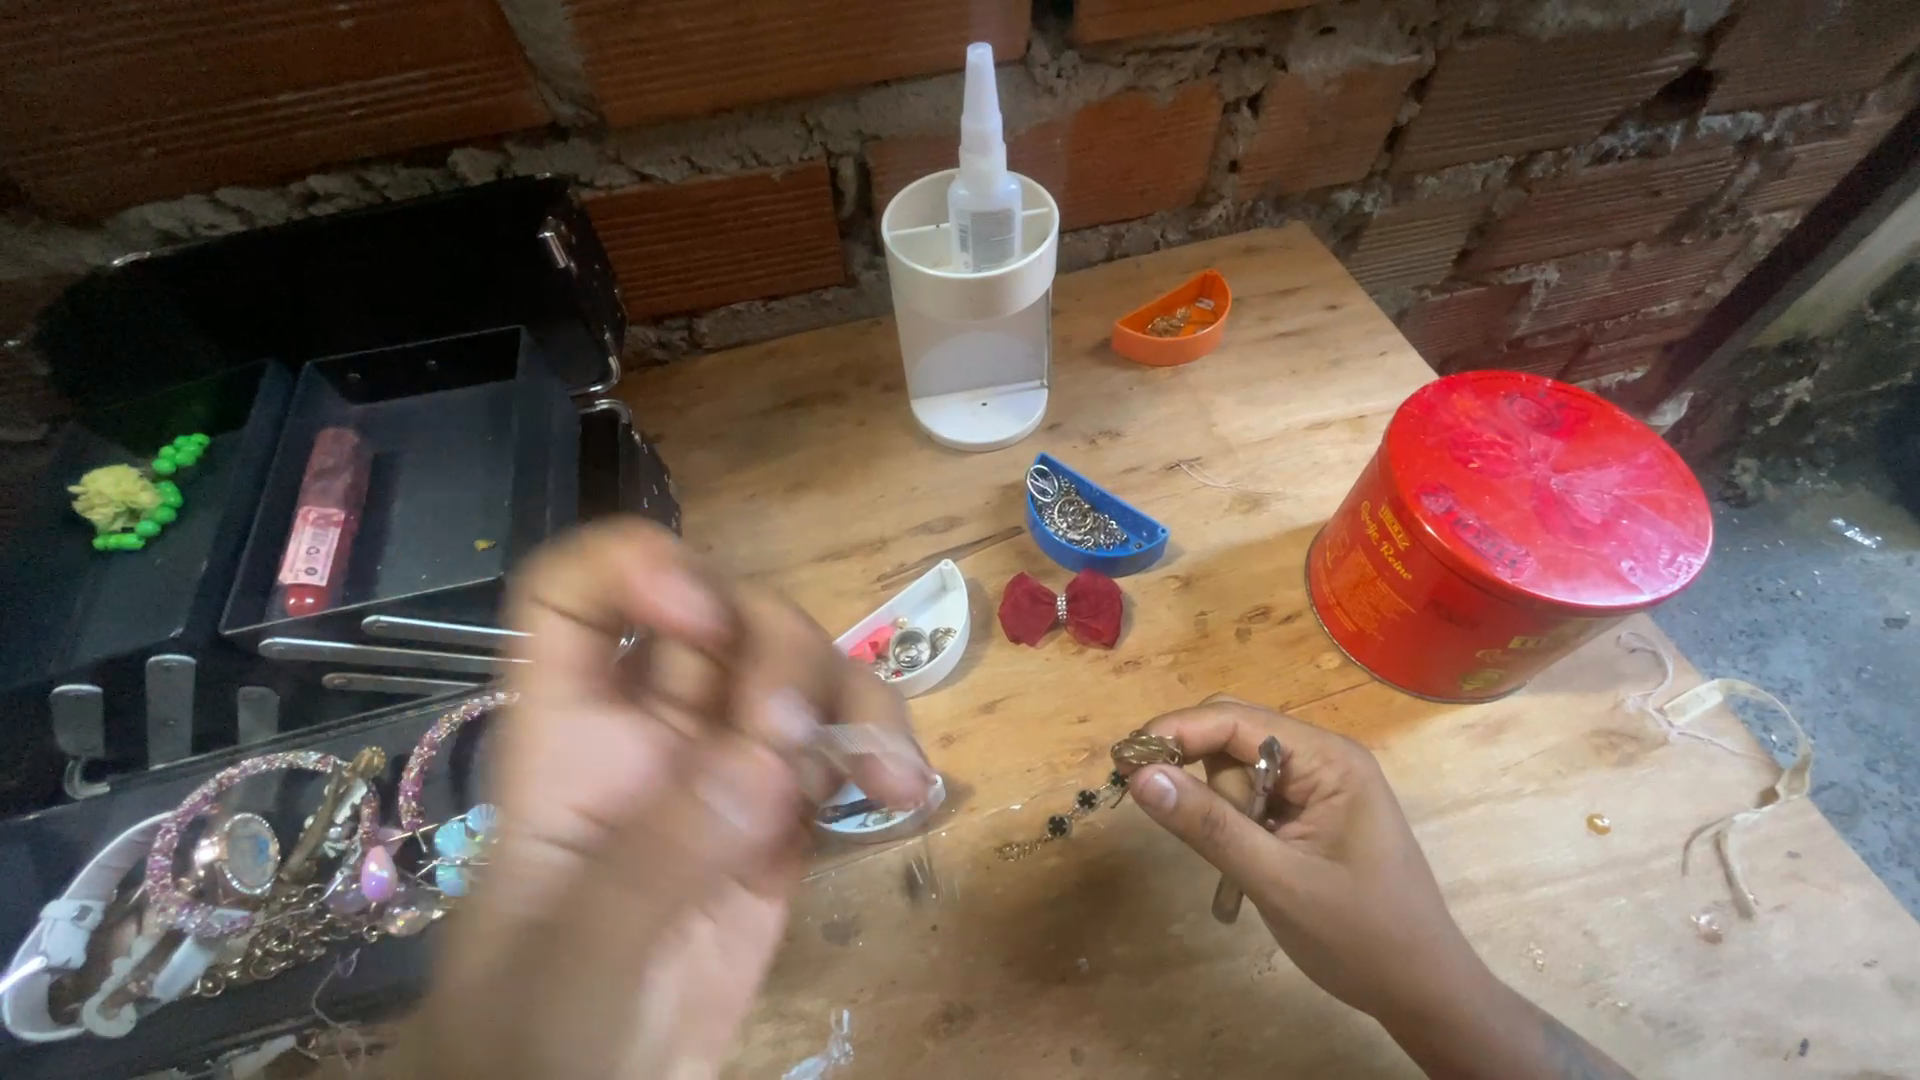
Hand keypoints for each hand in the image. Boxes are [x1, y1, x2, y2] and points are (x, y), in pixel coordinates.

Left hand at [397, 519, 931, 1079]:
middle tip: (788, 736)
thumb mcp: (570, 963)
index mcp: (573, 737)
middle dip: (776, 650)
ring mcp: (732, 762)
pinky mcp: (790, 807)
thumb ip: (652, 866)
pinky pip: (847, 740)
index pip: (576, 597)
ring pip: (801, 665)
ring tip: (876, 774)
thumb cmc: (539, 1040)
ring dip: (849, 696)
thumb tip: (764, 766)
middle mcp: (657, 728)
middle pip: (725, 612)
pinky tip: (906, 793)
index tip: (695, 612)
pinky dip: (887, 749)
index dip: (631, 567)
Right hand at [1123, 698, 1634, 1079]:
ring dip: (1216, 801)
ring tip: (1238, 858)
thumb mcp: (1277, 881)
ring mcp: (1316, 782)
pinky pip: (1248, 793)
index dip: (1175, 732)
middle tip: (1156, 803)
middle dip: (1193, 765)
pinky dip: (1229, 817)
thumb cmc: (1361, 937)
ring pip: (1233, 765)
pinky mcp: (1307, 809)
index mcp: (1328, 758)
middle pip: (1231, 733)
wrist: (1425, 996)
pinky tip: (1243, 854)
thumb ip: (1207, 824)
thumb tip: (1139, 775)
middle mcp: (1322, 756)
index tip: (1124, 762)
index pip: (1234, 720)